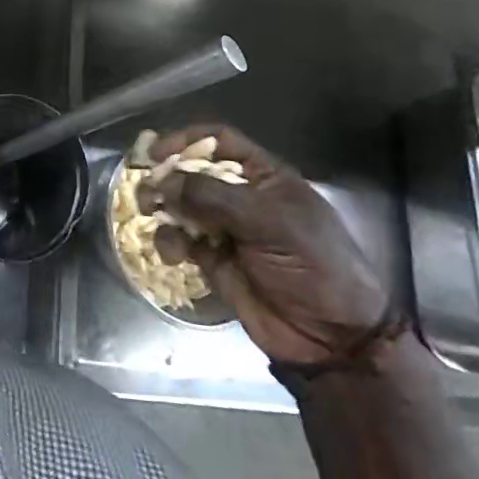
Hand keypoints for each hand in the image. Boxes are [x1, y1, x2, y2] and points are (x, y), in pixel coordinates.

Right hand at [143, 126, 387, 365]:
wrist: (331, 338)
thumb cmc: (313, 266)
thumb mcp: (271, 223)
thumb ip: (214, 197)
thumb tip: (164, 181)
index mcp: (263, 177)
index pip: (218, 141)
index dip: (186, 140)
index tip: (157, 152)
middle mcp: (240, 196)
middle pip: (192, 171)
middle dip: (166, 177)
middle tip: (146, 190)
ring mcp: (225, 228)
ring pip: (180, 204)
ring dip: (162, 207)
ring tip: (152, 216)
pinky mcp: (212, 258)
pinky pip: (180, 238)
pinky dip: (168, 241)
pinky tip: (173, 254)